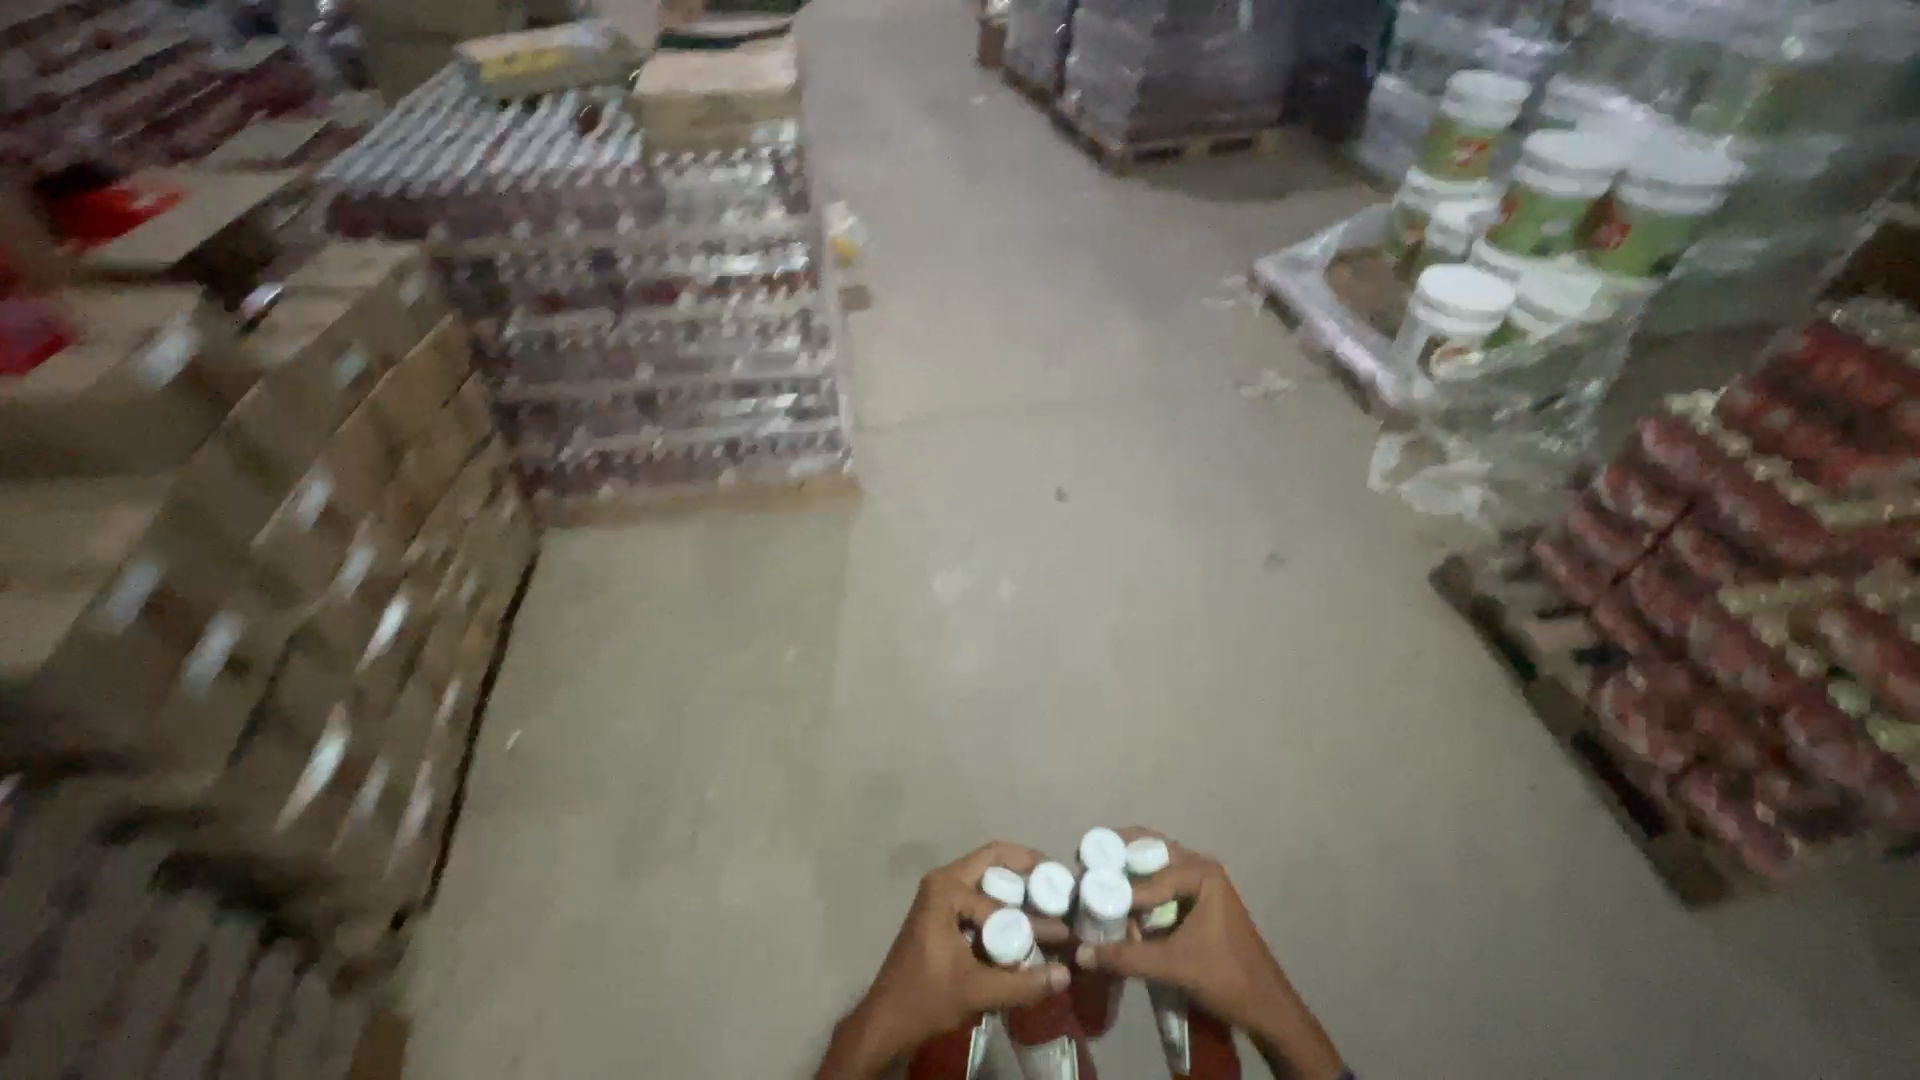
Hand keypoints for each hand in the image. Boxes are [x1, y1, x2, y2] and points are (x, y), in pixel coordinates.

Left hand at [817, 841, 1071, 1078]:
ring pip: (986, 881)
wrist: (886, 1022)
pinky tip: (1024, 928)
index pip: (1001, 891)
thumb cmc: (926, 998)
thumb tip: (1066, 974)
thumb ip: (1024, 983)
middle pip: (993, 862)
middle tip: (1060, 888)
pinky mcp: (940, 915)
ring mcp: (939, 896)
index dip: (1035, 909)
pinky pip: (977, 899)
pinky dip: (1002, 909)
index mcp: (946, 889)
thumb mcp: (977, 991)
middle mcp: (943, 882)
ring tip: (1049, 909)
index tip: (1064, 919)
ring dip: (1016, 893)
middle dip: (1027, 873)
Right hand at [1077, 829, 1344, 1079]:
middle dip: (1115, 857)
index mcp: (1200, 872)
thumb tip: (1080, 953)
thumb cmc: (1227, 979)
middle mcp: (1199, 866)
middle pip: (1148, 849)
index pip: (1146, 874)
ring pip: (1153, 865)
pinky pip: (1159, 883)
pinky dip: (1137, 889)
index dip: (1114, 887)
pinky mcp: (1195, 900)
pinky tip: (1116, 904)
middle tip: (1083, 867)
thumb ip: (1126, 958)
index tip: (1082, 894)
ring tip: (1093, 883)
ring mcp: (1199, 882)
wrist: (1267, 1008)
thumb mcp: (1174, 967)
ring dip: (1125, 873)